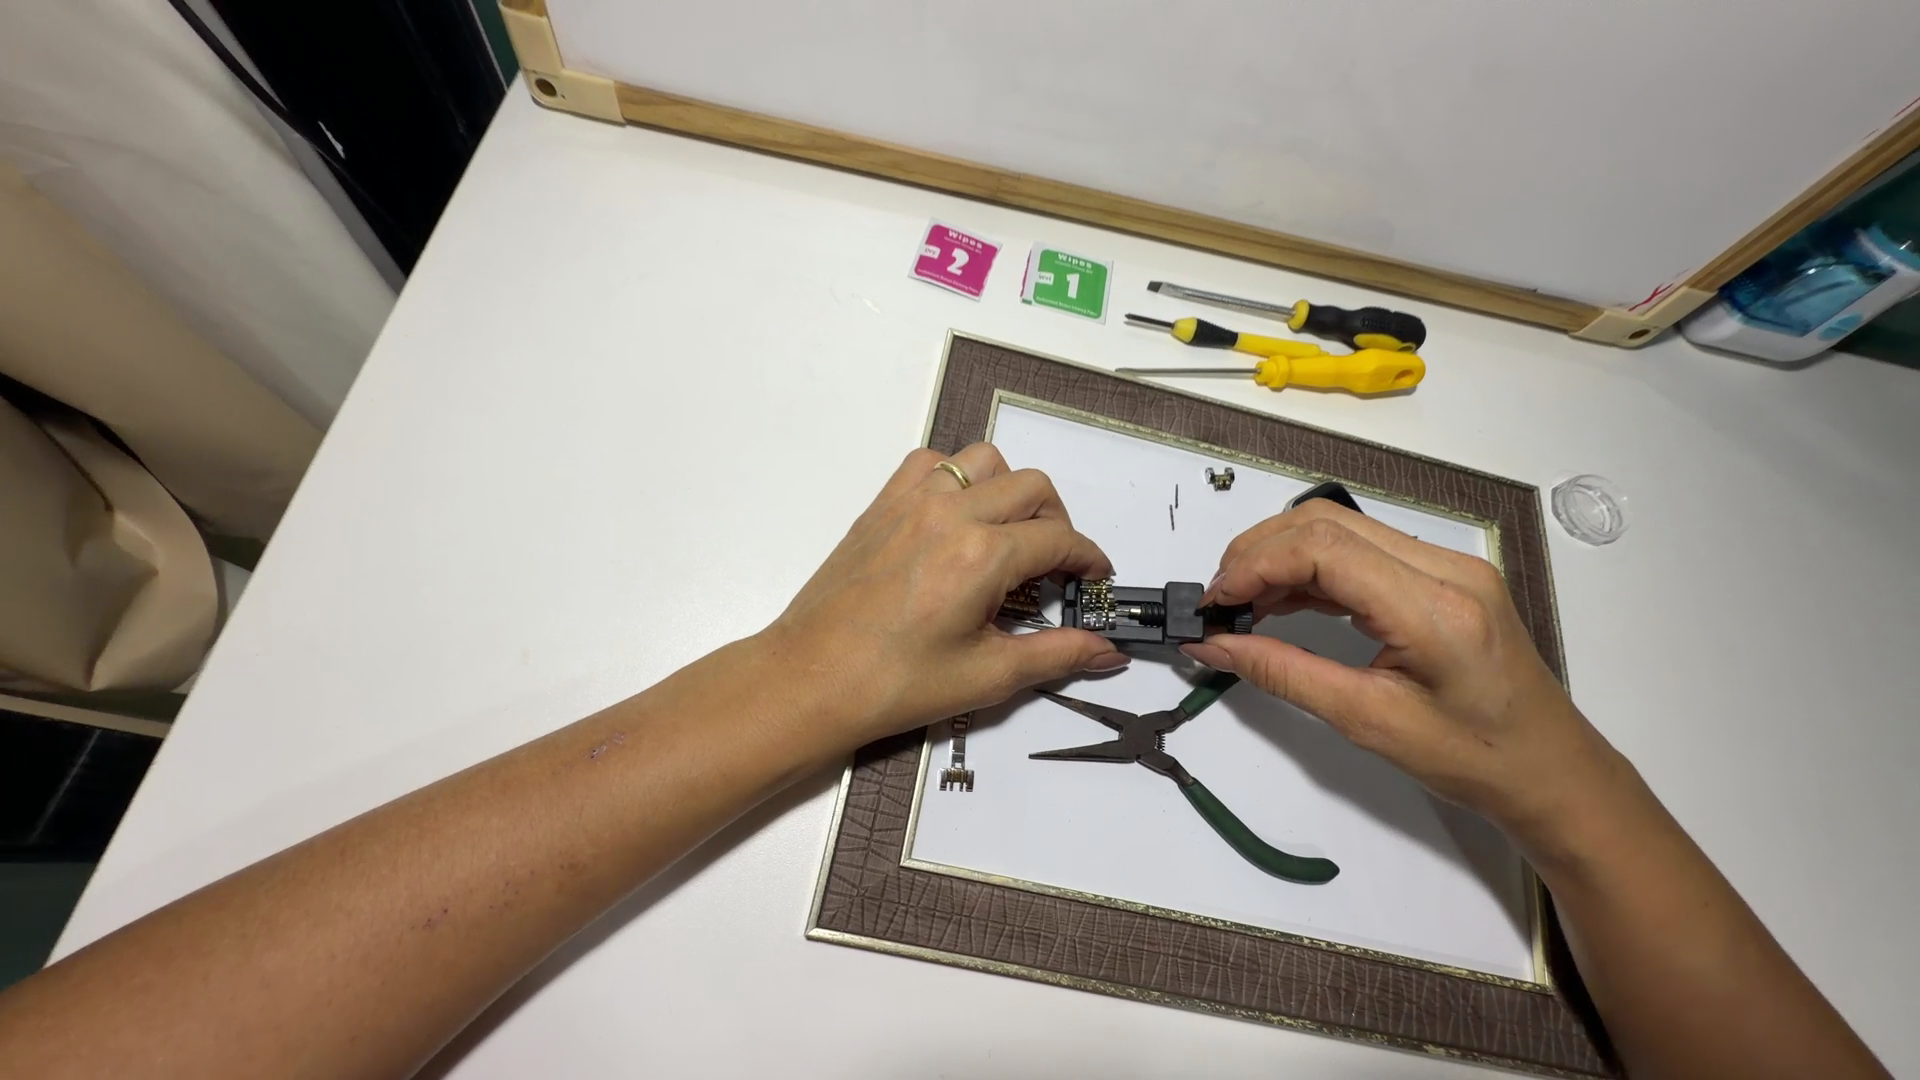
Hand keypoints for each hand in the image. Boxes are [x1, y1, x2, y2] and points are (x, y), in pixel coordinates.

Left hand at [759, 444, 1126, 750]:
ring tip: (1009, 532)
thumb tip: (1104, 652)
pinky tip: (956, 515)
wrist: (812, 679)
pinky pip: (930, 463)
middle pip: (1032, 487)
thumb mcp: (988, 675)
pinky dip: (956, 476)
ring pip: (984, 461)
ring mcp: (912, 503)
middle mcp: (950, 514)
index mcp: (981, 556)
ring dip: (1010, 488)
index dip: (1087, 558)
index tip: (1094, 575)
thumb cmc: (891, 683)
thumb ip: (1056, 655)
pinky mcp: (882, 506)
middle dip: (1058, 521)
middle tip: (1056, 563)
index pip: (1059, 539)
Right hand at [1182, 500, 1624, 842]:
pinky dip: (1308, 567)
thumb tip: (1212, 646)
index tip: (1214, 602)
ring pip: (1339, 527)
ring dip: (1279, 555)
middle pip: (1326, 522)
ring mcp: (1447, 565)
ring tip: (1241, 602)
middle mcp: (1446, 569)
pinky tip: (1280, 600)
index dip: (1255, 565)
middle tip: (1219, 599)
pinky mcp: (1440, 574)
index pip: (1324, 549)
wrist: (1551, 770)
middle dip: (1257, 552)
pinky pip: (1359, 549)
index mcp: (1436, 609)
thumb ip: (1281, 672)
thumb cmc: (1471, 757)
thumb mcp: (1365, 720)